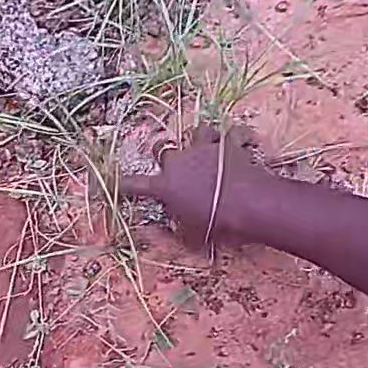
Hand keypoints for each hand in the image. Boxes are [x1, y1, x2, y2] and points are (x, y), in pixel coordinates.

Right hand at [120, 125, 281, 246]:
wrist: (249, 204)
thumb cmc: (217, 224)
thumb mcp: (191, 234)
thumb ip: (178, 225)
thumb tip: (173, 223)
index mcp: (165, 186)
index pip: (136, 184)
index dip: (125, 184)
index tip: (118, 183)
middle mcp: (178, 162)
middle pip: (161, 149)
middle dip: (163, 155)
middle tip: (172, 165)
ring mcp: (202, 149)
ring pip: (193, 132)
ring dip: (195, 139)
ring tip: (203, 147)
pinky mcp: (226, 144)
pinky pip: (225, 134)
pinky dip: (228, 138)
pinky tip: (233, 142)